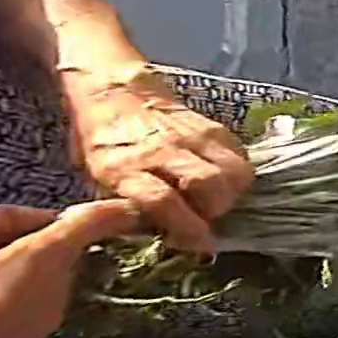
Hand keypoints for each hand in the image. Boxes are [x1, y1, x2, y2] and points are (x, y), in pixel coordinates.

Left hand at [0, 201, 139, 337]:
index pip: (8, 214)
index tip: (92, 244)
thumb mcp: (44, 264)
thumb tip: (125, 205)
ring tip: (54, 305)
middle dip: (43, 258)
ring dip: (26, 287)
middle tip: (76, 275)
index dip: (58, 223)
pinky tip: (23, 330)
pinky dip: (4, 314)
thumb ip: (82, 227)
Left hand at [64, 69, 254, 252]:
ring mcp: (193, 137)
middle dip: (215, 209)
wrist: (117, 93)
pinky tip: (226, 183)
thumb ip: (126, 207)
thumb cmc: (104, 144)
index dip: (186, 227)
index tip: (200, 244)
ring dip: (232, 194)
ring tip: (220, 201)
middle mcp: (163, 151)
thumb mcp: (97, 178)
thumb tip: (158, 238)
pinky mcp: (215, 128)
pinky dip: (238, 177)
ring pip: (232, 171)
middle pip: (207, 184)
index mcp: (124, 168)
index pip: (162, 200)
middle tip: (208, 217)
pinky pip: (240, 158)